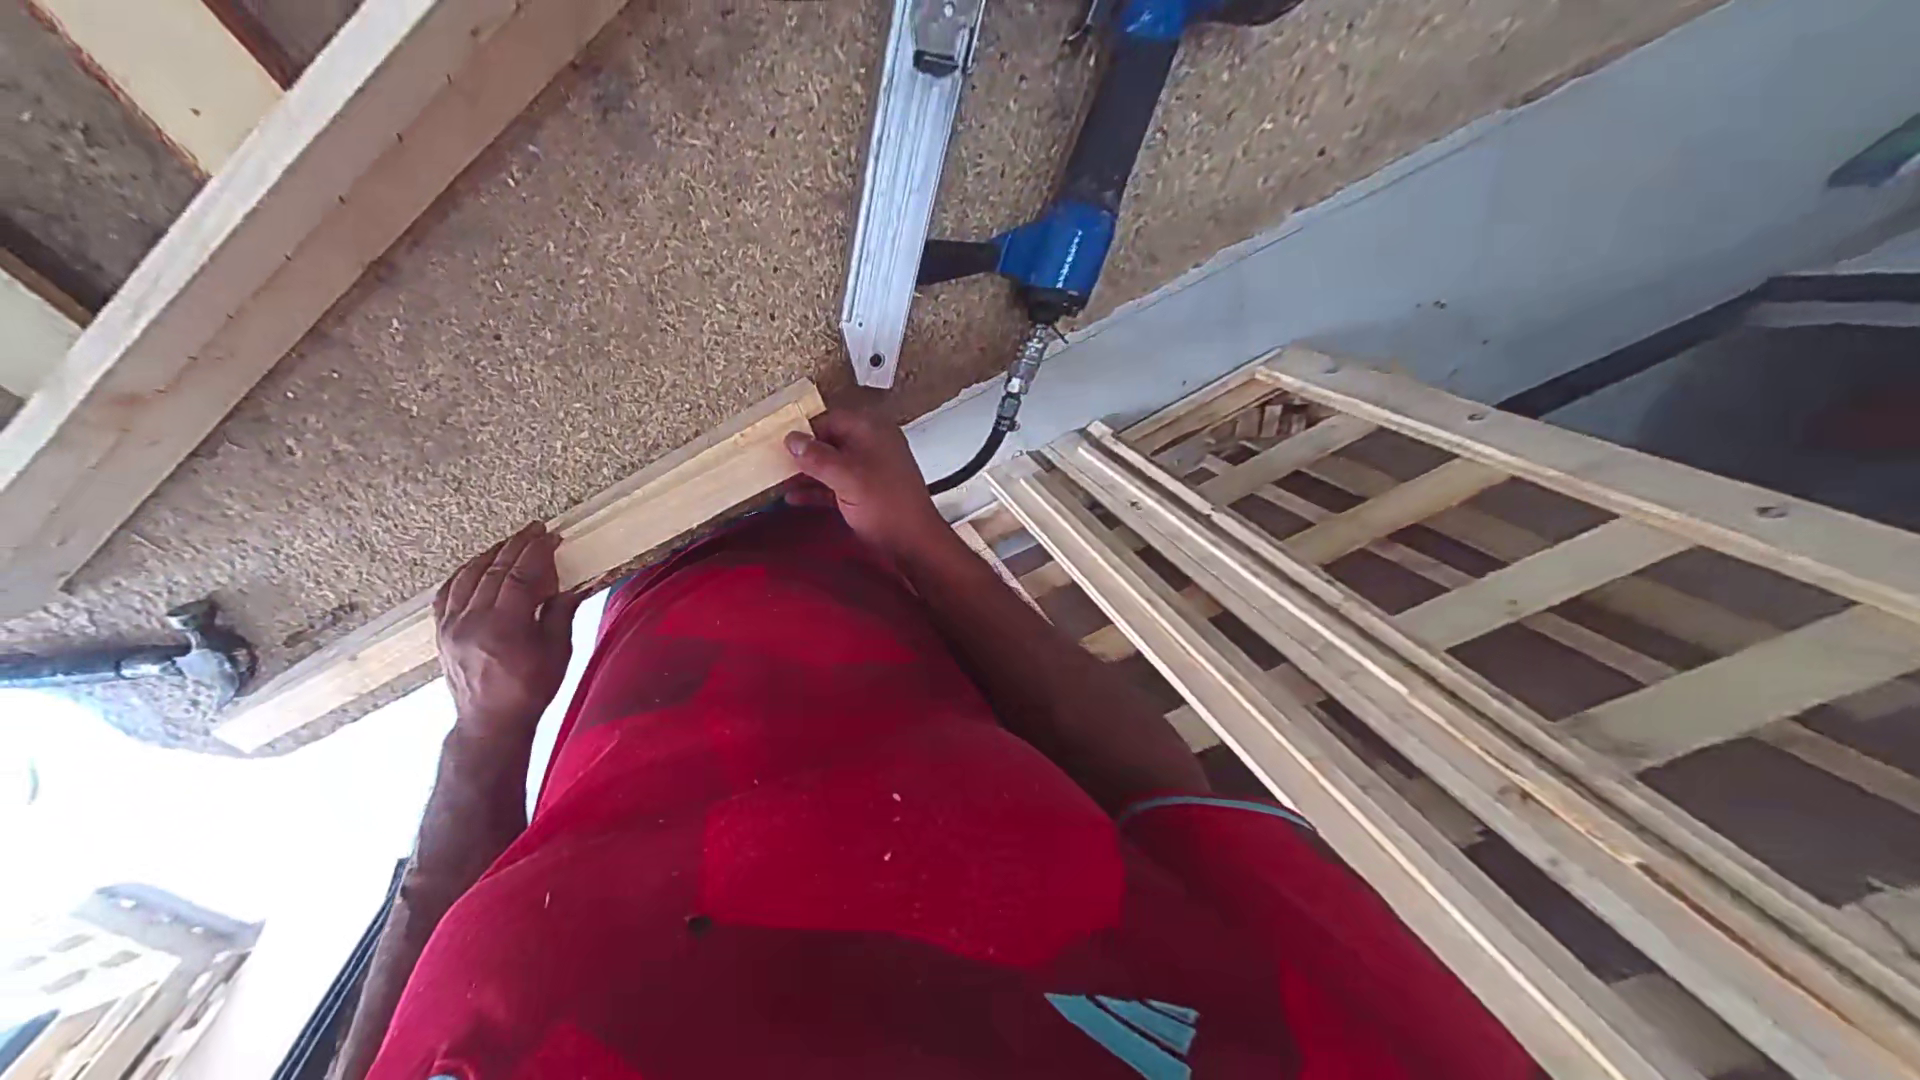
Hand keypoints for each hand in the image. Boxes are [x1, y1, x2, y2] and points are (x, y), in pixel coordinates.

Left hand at [433, 521, 586, 737]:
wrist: (490, 721)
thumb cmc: (531, 689)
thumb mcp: (558, 651)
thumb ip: (561, 613)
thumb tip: (573, 584)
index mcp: (505, 627)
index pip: (522, 575)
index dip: (538, 552)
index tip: (553, 537)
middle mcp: (473, 622)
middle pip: (495, 570)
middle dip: (517, 545)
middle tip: (536, 530)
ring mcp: (452, 626)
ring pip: (468, 577)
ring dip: (491, 554)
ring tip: (510, 542)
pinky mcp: (442, 631)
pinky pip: (448, 592)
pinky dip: (464, 573)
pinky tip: (477, 565)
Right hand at [784, 410, 949, 560]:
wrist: (913, 542)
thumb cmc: (884, 504)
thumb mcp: (846, 476)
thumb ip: (817, 457)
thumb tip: (792, 440)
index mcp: (872, 432)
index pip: (832, 419)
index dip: (806, 430)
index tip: (781, 443)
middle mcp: (872, 446)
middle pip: (830, 442)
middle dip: (804, 454)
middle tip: (775, 463)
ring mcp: (870, 470)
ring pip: (832, 465)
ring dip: (807, 474)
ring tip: (779, 482)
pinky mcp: (867, 493)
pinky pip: (837, 485)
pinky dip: (817, 490)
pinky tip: (793, 498)